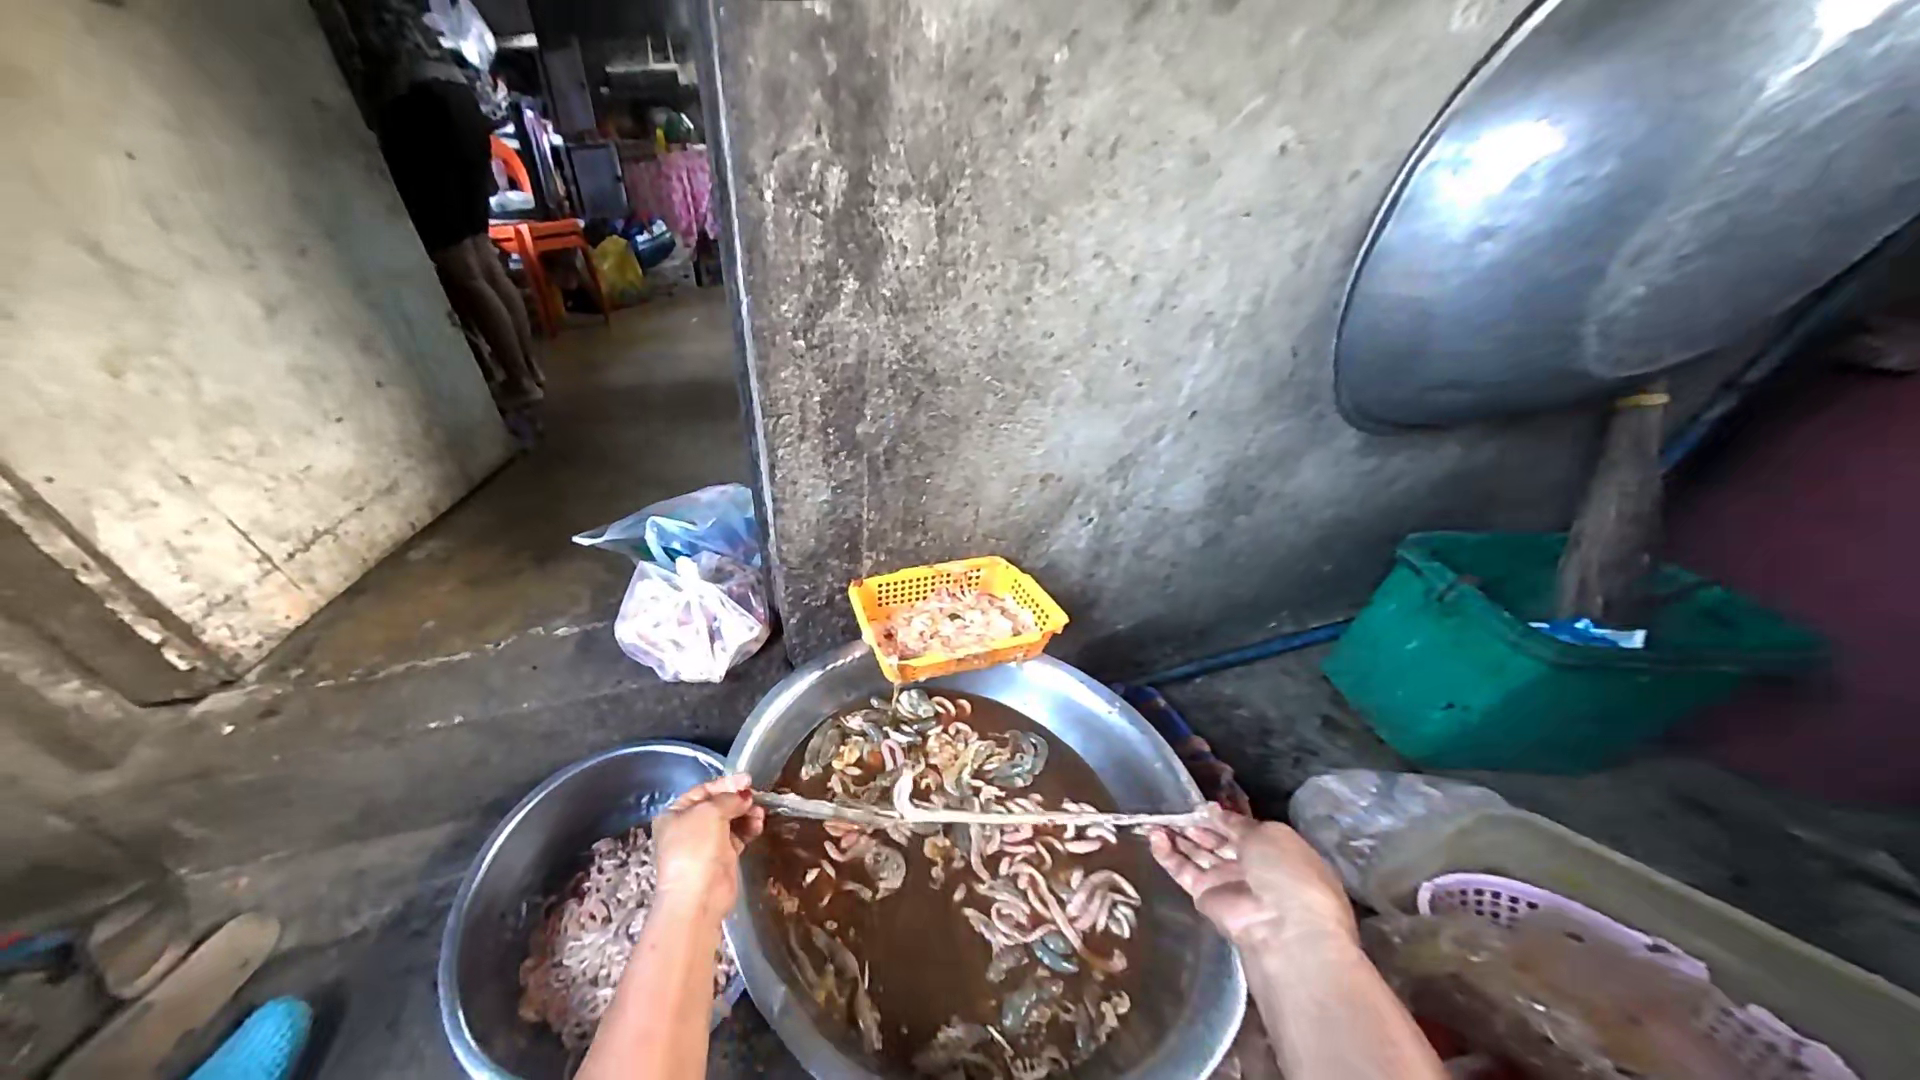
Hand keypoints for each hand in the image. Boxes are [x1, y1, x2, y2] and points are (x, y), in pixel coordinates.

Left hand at [651, 774, 765, 919]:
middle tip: (756, 798)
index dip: (726, 783)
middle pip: (719, 804)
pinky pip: (738, 835)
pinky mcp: (722, 857)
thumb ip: (729, 798)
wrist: (698, 897)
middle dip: (739, 799)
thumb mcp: (709, 812)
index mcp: (675, 814)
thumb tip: (744, 797)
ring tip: (759, 814)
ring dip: (747, 813)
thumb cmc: (695, 848)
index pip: (703, 790)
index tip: (748, 780)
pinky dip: (749, 828)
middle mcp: (689, 827)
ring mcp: (706, 843)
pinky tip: (758, 825)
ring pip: (731, 819)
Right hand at [1148, 803, 1355, 947]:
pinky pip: (1183, 871)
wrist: (1281, 924)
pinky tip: (1154, 836)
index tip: (1196, 803)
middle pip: (1214, 841)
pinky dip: (1167, 855)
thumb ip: (1235, 821)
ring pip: (1196, 854)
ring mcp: (1224, 882)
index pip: (1238, 828)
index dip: (1218, 816)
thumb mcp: (1265, 833)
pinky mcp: (1204, 897)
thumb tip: (1212, 810)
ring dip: (1177, 836)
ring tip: (1155, 819)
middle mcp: (1247, 865)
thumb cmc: (1283, 870)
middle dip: (1194, 825)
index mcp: (1269, 848)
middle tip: (1171, 809)